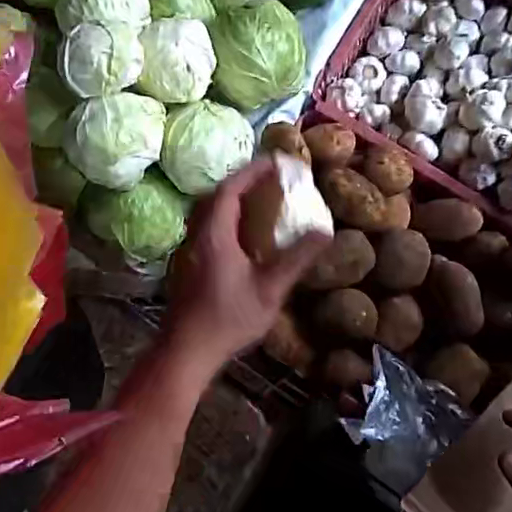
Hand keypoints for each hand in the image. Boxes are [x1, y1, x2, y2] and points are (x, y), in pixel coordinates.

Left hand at [164, 157, 327, 374]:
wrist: (186, 350)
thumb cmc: (228, 319)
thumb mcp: (270, 291)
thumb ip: (296, 259)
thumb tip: (324, 231)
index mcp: (215, 235)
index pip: (230, 189)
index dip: (252, 171)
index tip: (275, 162)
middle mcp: (198, 235)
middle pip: (217, 196)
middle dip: (243, 181)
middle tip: (270, 177)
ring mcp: (190, 249)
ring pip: (209, 211)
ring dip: (233, 198)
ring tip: (260, 198)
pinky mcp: (189, 262)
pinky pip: (208, 225)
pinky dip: (226, 216)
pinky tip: (243, 231)